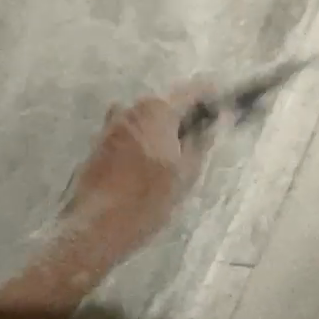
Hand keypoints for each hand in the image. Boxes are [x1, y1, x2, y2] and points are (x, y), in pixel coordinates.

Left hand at [64, 85, 210, 257]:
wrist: (94, 227)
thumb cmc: (146, 200)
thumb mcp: (186, 173)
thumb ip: (202, 140)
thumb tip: (218, 120)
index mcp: (157, 110)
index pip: (193, 91)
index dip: (212, 98)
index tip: (225, 109)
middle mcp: (131, 108)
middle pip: (168, 104)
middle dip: (187, 117)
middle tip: (204, 139)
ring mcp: (111, 124)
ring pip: (148, 120)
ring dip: (164, 131)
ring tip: (177, 158)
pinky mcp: (99, 143)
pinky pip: (132, 133)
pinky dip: (146, 141)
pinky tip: (152, 168)